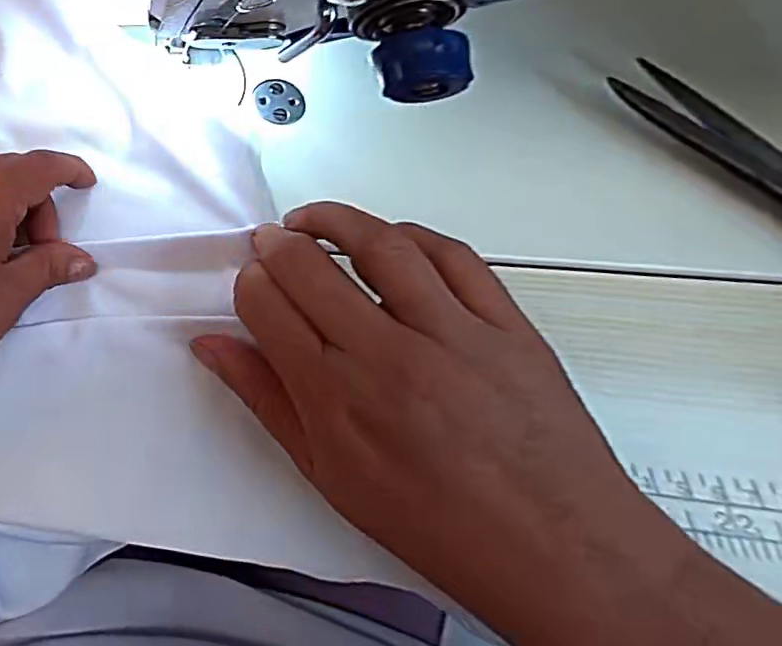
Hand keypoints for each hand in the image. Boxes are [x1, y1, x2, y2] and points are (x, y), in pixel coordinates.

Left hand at [0, 151, 97, 429]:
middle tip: (41, 255)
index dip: (67, 169)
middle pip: (4, 173)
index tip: (87, 183)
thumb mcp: (4, 297)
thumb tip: (80, 259)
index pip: (35, 166)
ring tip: (3, 264)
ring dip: (1, 211)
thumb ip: (46, 267)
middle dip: (35, 203)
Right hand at [191, 202, 781, 644]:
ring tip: (312, 220)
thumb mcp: (325, 470)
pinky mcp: (509, 330)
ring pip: (379, 243)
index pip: (264, 302)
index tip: (252, 282)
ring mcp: (453, 337)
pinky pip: (457, 258)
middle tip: (270, 241)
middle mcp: (387, 355)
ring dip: (333, 218)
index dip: (248, 281)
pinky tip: (391, 238)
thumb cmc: (441, 523)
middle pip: (306, 264)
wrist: (568, 562)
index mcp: (334, 394)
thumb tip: (213, 346)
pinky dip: (414, 235)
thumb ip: (263, 396)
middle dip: (275, 243)